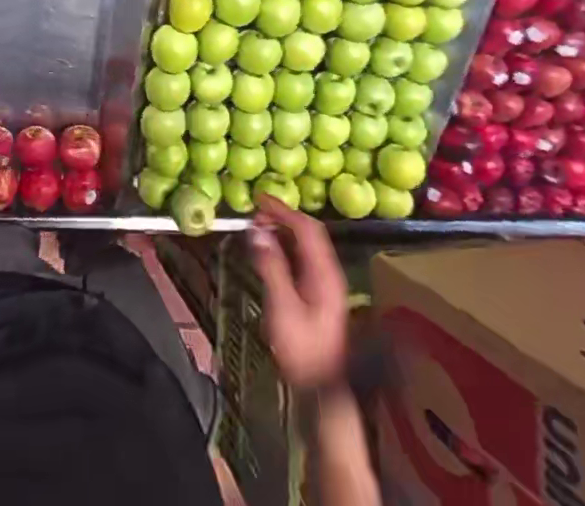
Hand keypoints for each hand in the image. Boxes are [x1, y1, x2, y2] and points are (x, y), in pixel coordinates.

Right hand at [250, 195, 349, 390]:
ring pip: (306, 245)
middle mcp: (328, 272)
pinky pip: (302, 257)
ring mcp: (325, 282)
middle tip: (256, 211)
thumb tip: (257, 232)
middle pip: (309, 233)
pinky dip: (285, 246)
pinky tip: (269, 249)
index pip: (307, 229)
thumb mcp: (282, 305)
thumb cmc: (302, 348)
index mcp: (324, 272)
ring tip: (258, 225)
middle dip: (283, 217)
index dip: (284, 210)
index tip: (260, 199)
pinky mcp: (318, 292)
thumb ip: (271, 266)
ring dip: (283, 230)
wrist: (322, 385)